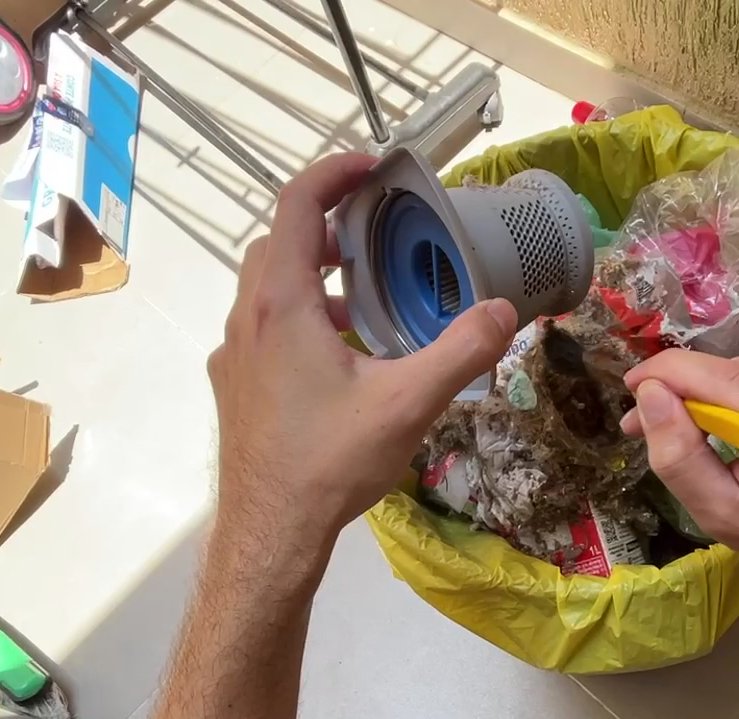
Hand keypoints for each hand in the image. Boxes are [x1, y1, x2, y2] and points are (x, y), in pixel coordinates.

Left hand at [208, 154, 517, 562]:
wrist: (272, 531)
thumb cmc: (331, 461)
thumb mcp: (407, 404)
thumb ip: (460, 352)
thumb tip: (503, 311)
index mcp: (281, 304)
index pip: (296, 206)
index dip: (334, 174)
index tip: (373, 168)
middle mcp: (246, 320)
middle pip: (279, 245)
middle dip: (326, 229)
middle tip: (375, 240)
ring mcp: (235, 358)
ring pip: (268, 293)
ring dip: (313, 282)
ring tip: (364, 306)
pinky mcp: (237, 390)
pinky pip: (265, 332)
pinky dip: (300, 322)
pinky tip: (339, 363)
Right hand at [621, 350, 738, 589]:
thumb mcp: (722, 518)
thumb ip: (680, 459)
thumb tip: (649, 394)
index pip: (728, 382)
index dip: (671, 373)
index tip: (632, 385)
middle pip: (738, 372)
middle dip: (688, 389)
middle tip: (653, 419)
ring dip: (721, 391)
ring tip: (707, 428)